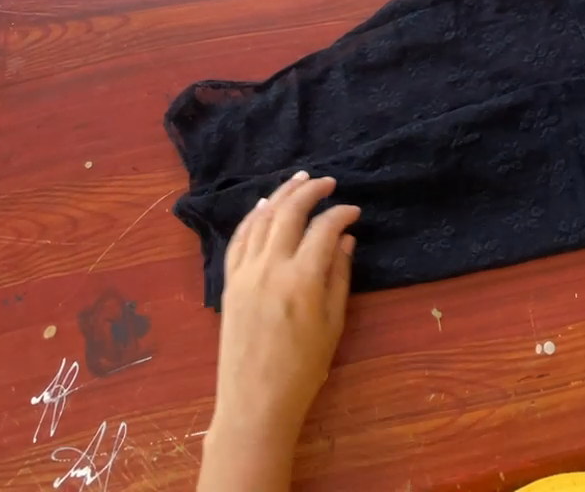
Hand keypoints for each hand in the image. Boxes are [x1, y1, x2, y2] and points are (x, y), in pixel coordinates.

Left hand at [209, 172, 359, 446]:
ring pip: (262, 219)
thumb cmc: (304, 369)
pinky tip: (265, 206)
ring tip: (299, 181)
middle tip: (327, 182)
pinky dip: (253, 217)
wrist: (256, 403)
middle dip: (310, 191)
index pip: (324, 229)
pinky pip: (240, 238)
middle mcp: (270, 267)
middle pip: (289, 212)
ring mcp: (245, 272)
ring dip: (281, 195)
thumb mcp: (333, 323)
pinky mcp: (229, 281)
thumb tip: (345, 239)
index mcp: (302, 279)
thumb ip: (339, 276)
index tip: (354, 212)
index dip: (341, 214)